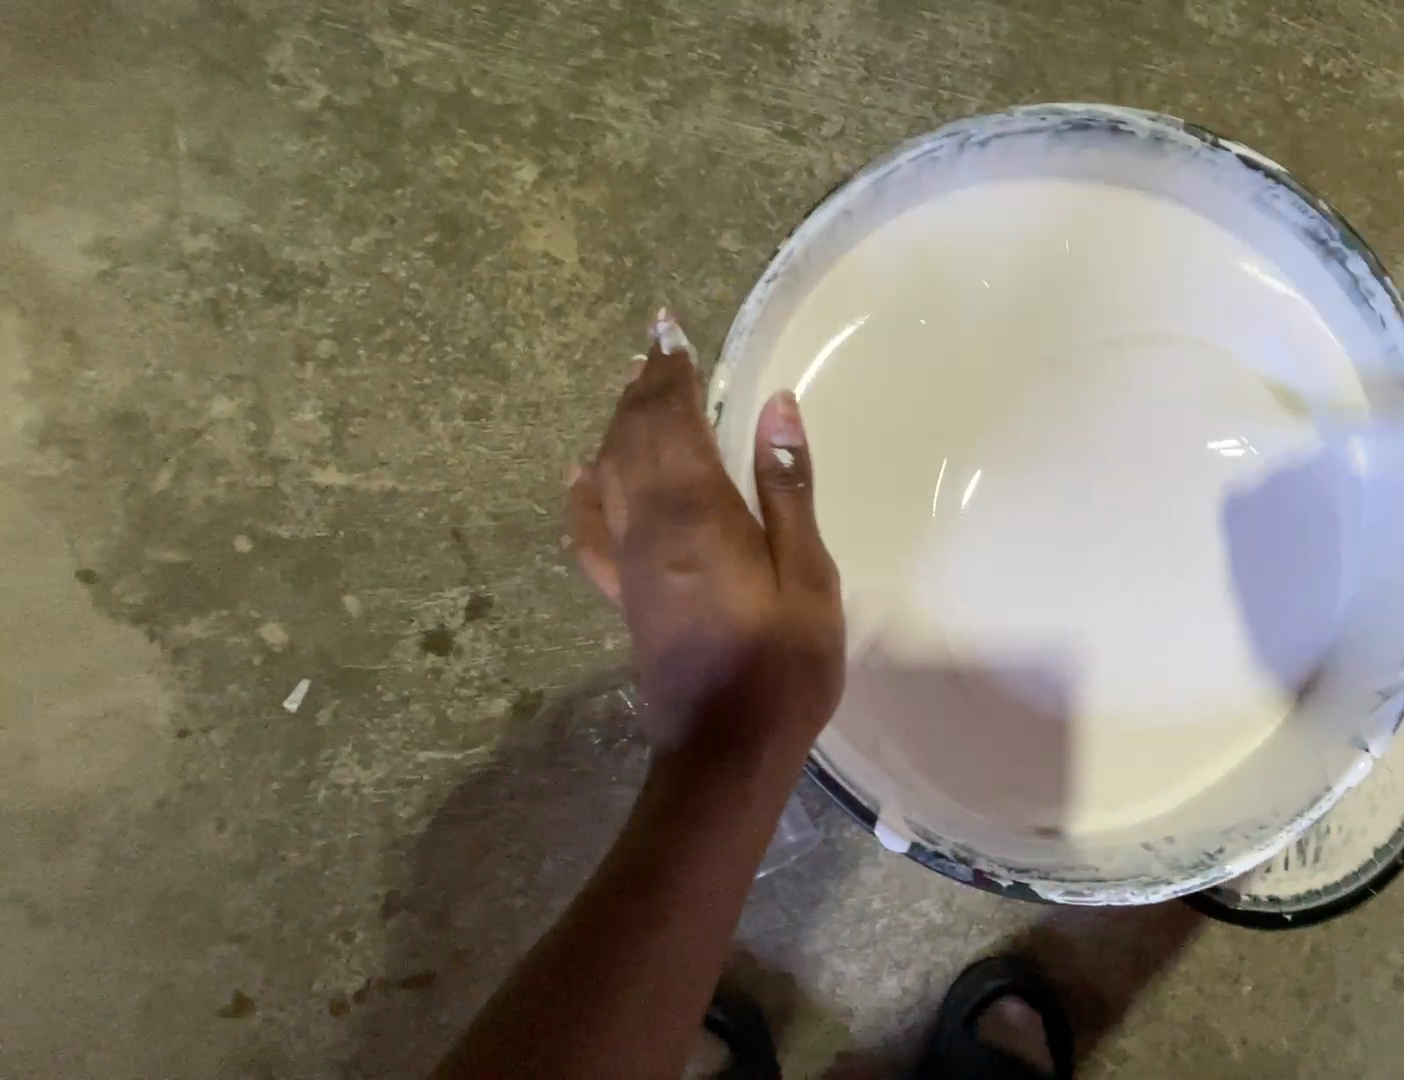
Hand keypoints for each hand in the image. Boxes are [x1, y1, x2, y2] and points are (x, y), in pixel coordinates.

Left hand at [567, 315, 844, 752]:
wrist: (726, 749)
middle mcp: (649, 526)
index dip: (671, 373)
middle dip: (645, 387)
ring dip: (618, 424)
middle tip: (658, 345)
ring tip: (634, 388)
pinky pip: (587, 530)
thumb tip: (776, 405)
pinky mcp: (622, 593)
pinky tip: (579, 475)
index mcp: (699, 514)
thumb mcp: (809, 576)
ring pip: (608, 472)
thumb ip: (788, 489)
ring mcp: (627, 562)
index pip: (673, 422)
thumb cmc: (784, 665)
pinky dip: (581, 493)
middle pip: (633, 438)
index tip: (671, 330)